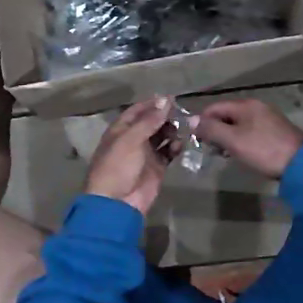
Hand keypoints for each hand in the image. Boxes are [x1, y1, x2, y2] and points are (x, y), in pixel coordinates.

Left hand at [85, 97, 176, 214]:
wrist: (117, 203)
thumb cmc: (118, 166)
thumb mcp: (130, 140)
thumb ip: (149, 121)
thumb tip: (165, 100)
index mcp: (120, 130)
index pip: (137, 111)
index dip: (152, 104)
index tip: (171, 98)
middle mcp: (133, 139)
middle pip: (152, 123)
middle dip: (166, 118)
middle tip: (183, 114)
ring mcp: (145, 154)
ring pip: (161, 137)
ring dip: (172, 132)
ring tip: (185, 128)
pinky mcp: (156, 168)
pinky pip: (167, 153)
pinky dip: (175, 148)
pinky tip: (181, 145)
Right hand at [194, 98, 302, 179]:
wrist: (301, 164)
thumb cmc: (263, 150)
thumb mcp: (233, 141)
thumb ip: (211, 129)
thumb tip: (191, 119)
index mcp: (246, 105)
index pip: (214, 108)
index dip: (203, 123)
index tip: (198, 141)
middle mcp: (257, 106)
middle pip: (227, 115)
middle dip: (216, 131)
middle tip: (212, 150)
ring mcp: (269, 118)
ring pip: (239, 124)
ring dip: (229, 137)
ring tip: (226, 154)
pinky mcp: (277, 130)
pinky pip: (252, 131)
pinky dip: (243, 140)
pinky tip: (244, 153)